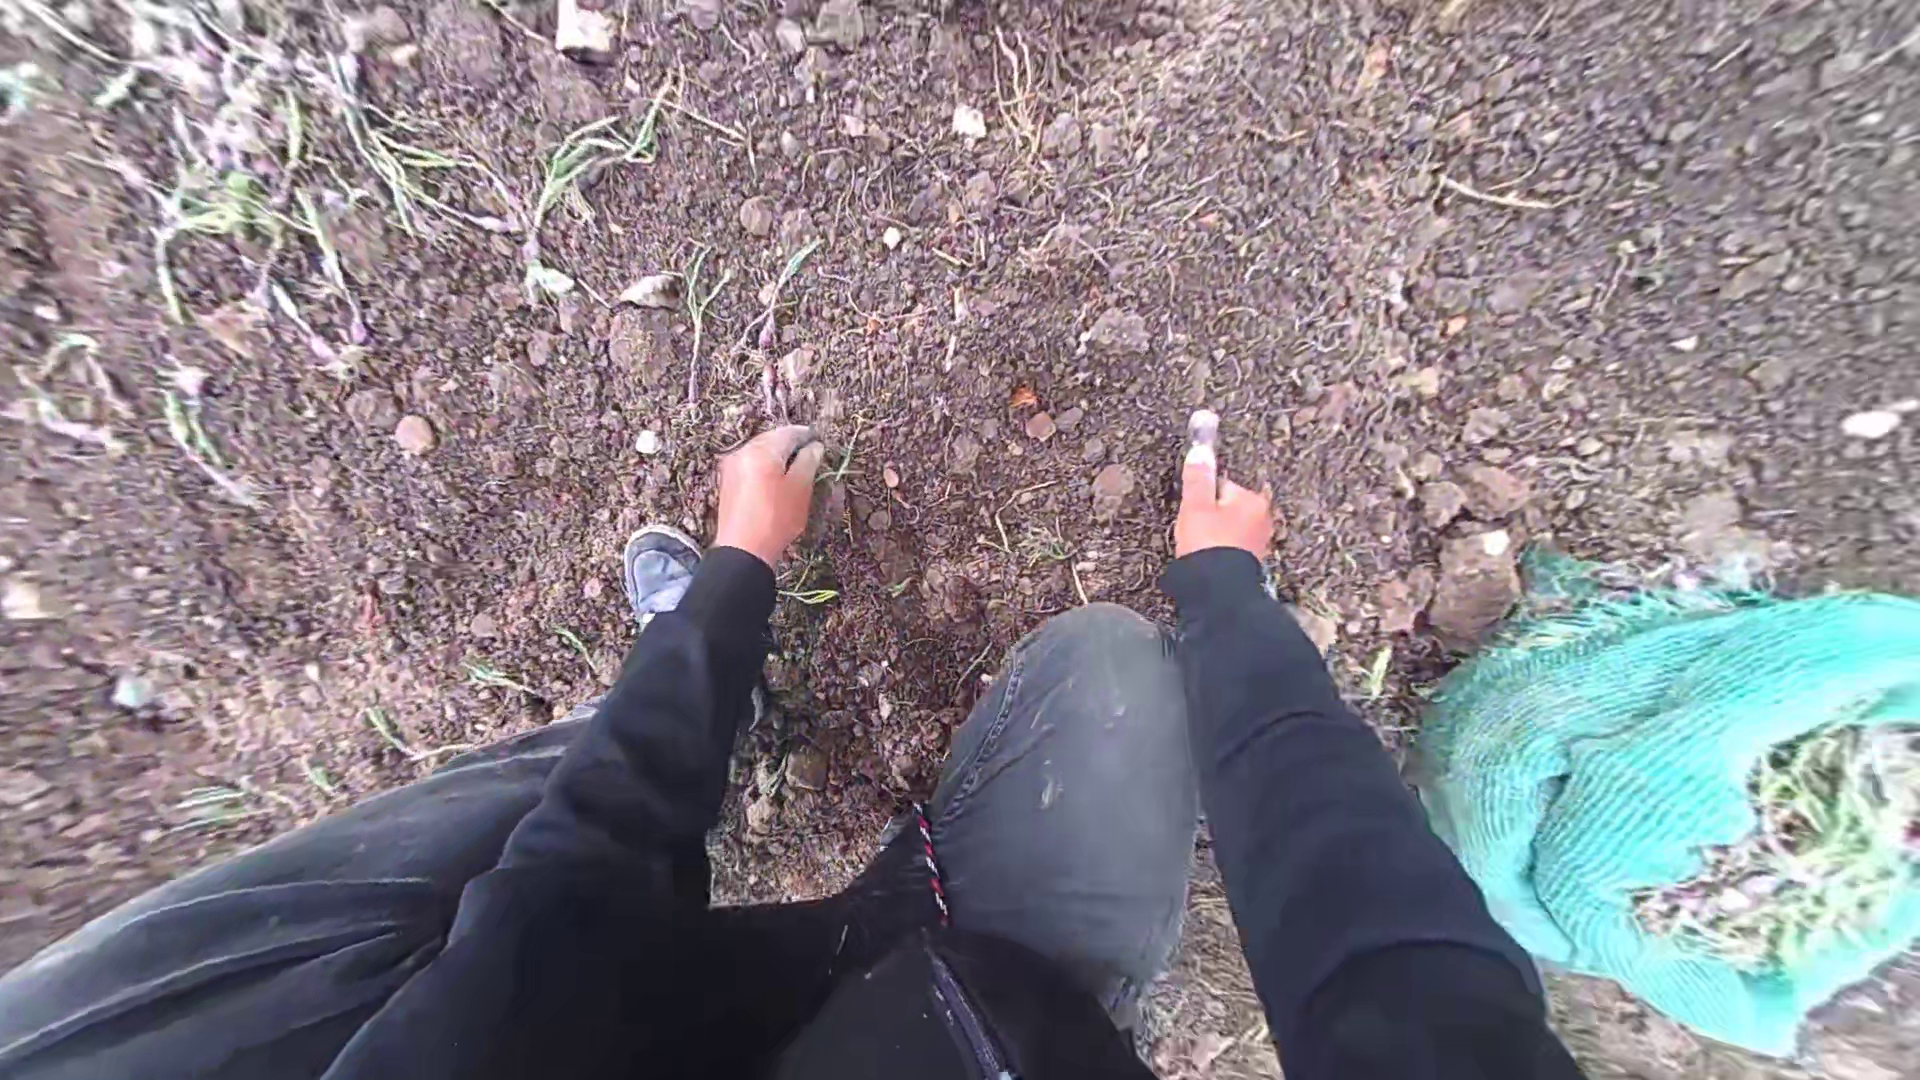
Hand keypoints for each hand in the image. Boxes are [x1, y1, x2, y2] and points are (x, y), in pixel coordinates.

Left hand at [713, 425, 826, 568]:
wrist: (743, 550)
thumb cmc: (776, 517)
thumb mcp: (800, 488)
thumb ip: (808, 462)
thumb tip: (815, 447)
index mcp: (761, 450)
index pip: (789, 433)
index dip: (807, 435)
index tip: (820, 441)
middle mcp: (742, 451)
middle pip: (772, 440)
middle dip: (791, 444)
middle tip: (810, 454)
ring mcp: (732, 466)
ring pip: (760, 452)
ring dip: (778, 455)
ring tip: (796, 468)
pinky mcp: (728, 482)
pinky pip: (751, 464)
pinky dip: (766, 466)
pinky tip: (776, 479)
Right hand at [1174, 437, 1272, 558]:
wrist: (1218, 588)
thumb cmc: (1207, 544)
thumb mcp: (1196, 507)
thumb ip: (1198, 478)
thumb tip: (1200, 450)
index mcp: (1252, 499)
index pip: (1222, 484)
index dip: (1202, 496)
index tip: (1192, 510)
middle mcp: (1262, 517)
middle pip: (1228, 504)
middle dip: (1211, 514)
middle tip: (1194, 529)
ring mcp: (1259, 539)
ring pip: (1230, 525)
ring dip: (1216, 532)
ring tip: (1200, 545)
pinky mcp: (1252, 558)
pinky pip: (1233, 543)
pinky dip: (1221, 547)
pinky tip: (1209, 556)